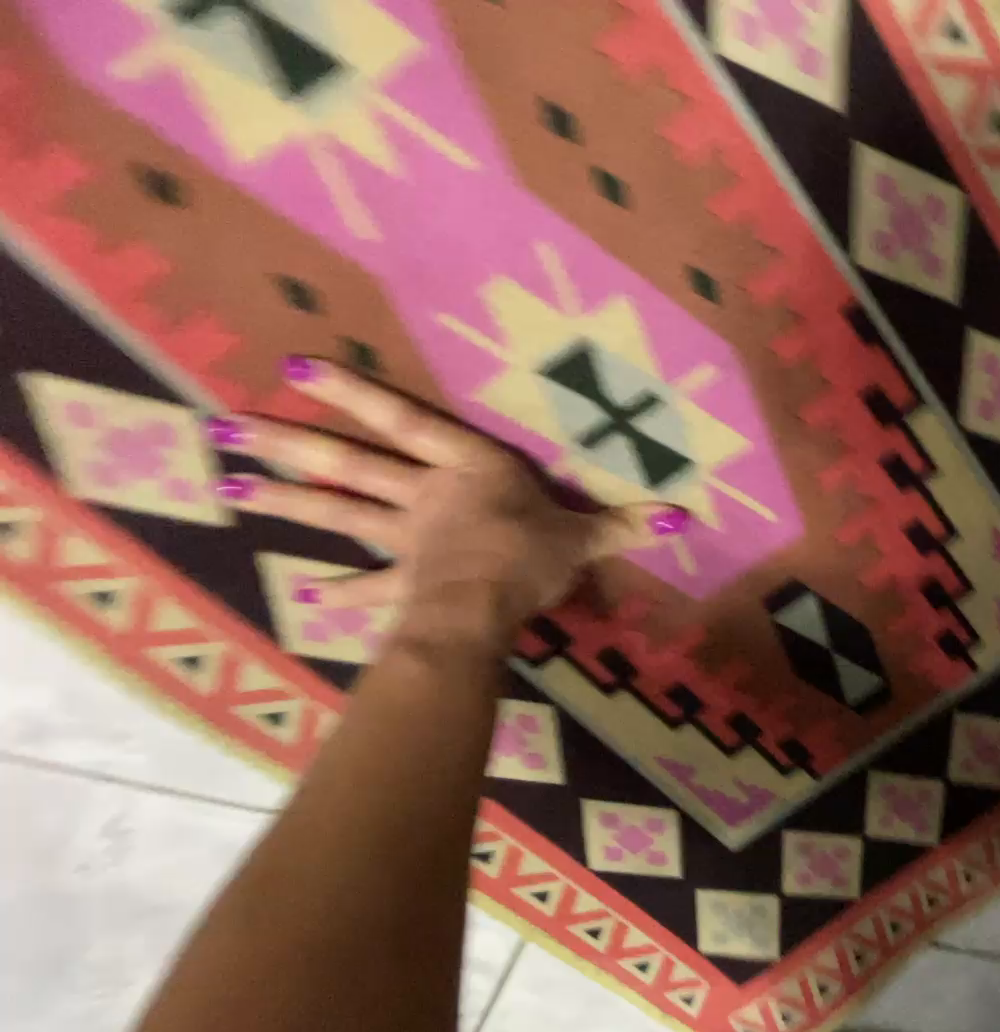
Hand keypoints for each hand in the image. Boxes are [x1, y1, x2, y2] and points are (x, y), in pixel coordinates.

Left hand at [208, 356, 684, 645]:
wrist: (483, 610)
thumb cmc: (530, 557)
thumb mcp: (586, 538)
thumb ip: (627, 525)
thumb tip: (686, 515)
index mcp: (472, 470)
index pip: (410, 424)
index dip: (356, 394)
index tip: (296, 367)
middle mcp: (428, 496)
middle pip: (354, 465)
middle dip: (292, 445)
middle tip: (227, 426)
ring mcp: (406, 540)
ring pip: (341, 514)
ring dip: (288, 503)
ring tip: (230, 488)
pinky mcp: (402, 583)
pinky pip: (369, 584)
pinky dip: (343, 588)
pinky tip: (308, 592)